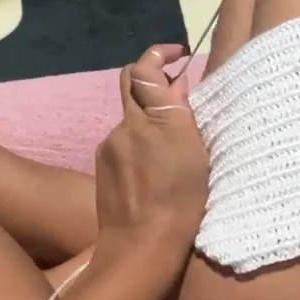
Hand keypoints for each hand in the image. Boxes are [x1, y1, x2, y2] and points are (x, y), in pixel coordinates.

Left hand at [93, 44, 210, 280]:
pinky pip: (120, 139)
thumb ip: (183, 113)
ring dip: (146, 118)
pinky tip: (150, 168)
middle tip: (171, 86)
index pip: (146, 69)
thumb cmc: (184, 203)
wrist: (142, 245)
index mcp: (160, 119)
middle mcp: (130, 123)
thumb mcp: (198, 154)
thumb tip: (177, 84)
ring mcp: (111, 141)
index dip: (159, 54)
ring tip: (168, 146)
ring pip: (129, 115)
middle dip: (148, 75)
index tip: (177, 55)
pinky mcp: (101, 159)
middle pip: (129, 81)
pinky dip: (136, 141)